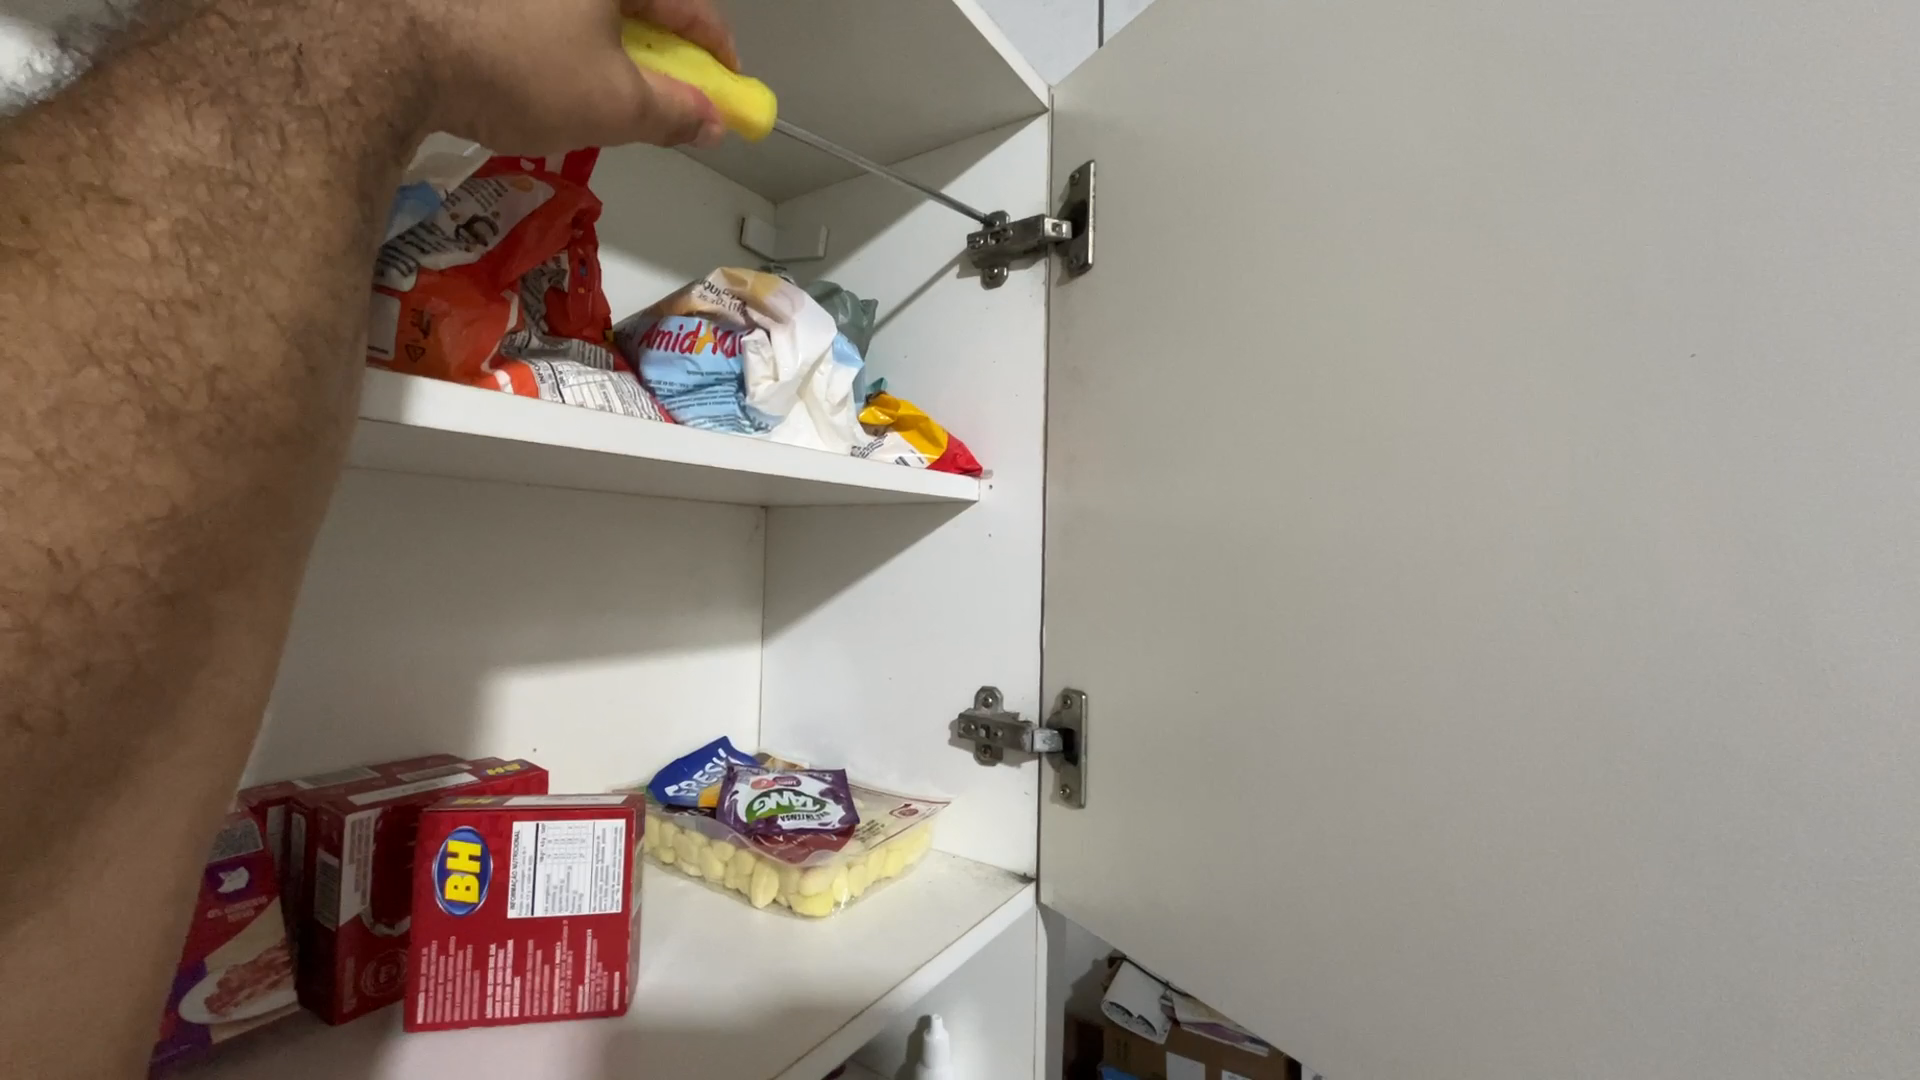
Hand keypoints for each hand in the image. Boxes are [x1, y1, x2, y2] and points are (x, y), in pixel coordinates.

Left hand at [414, 0, 737, 154]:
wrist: (374, 40)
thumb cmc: (514, 67)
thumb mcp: (615, 105)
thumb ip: (676, 113)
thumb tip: (712, 123)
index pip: (692, 5)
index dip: (720, 55)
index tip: (729, 92)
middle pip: (637, 1)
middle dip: (661, 49)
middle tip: (665, 95)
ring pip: (585, 8)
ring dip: (608, 44)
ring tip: (597, 89)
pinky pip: (540, 8)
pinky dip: (558, 33)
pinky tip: (542, 67)